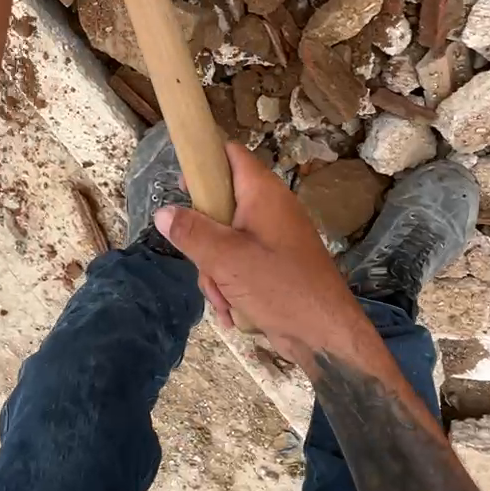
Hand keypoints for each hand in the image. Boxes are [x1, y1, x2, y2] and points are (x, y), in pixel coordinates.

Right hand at [155, 143, 382, 370]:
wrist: (327, 337)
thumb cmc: (281, 287)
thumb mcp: (226, 258)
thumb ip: (191, 232)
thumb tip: (162, 212)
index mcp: (262, 192)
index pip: (230, 153)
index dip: (204, 161)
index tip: (182, 187)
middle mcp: (269, 208)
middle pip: (220, 203)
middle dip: (202, 236)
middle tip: (200, 256)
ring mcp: (273, 236)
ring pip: (225, 238)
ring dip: (214, 267)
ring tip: (221, 295)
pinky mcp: (275, 262)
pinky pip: (239, 261)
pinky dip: (230, 282)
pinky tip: (231, 308)